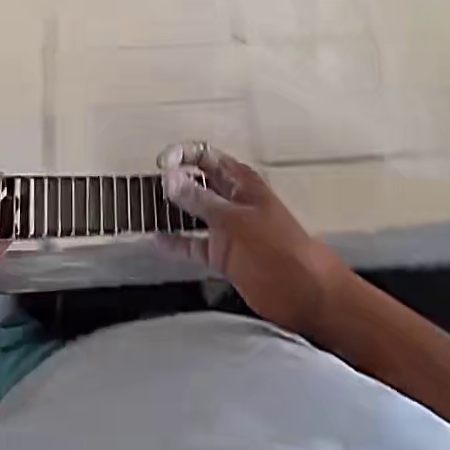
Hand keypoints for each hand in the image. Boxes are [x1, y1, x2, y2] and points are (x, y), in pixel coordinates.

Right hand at [157, 142, 353, 337]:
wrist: (304, 293)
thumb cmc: (278, 250)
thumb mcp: (235, 221)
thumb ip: (201, 201)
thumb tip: (171, 179)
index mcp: (242, 182)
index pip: (207, 157)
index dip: (183, 155)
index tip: (162, 164)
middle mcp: (233, 201)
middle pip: (198, 182)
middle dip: (174, 179)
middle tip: (148, 184)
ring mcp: (228, 229)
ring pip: (193, 212)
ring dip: (172, 209)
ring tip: (145, 207)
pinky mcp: (224, 255)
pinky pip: (194, 244)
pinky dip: (177, 241)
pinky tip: (157, 240)